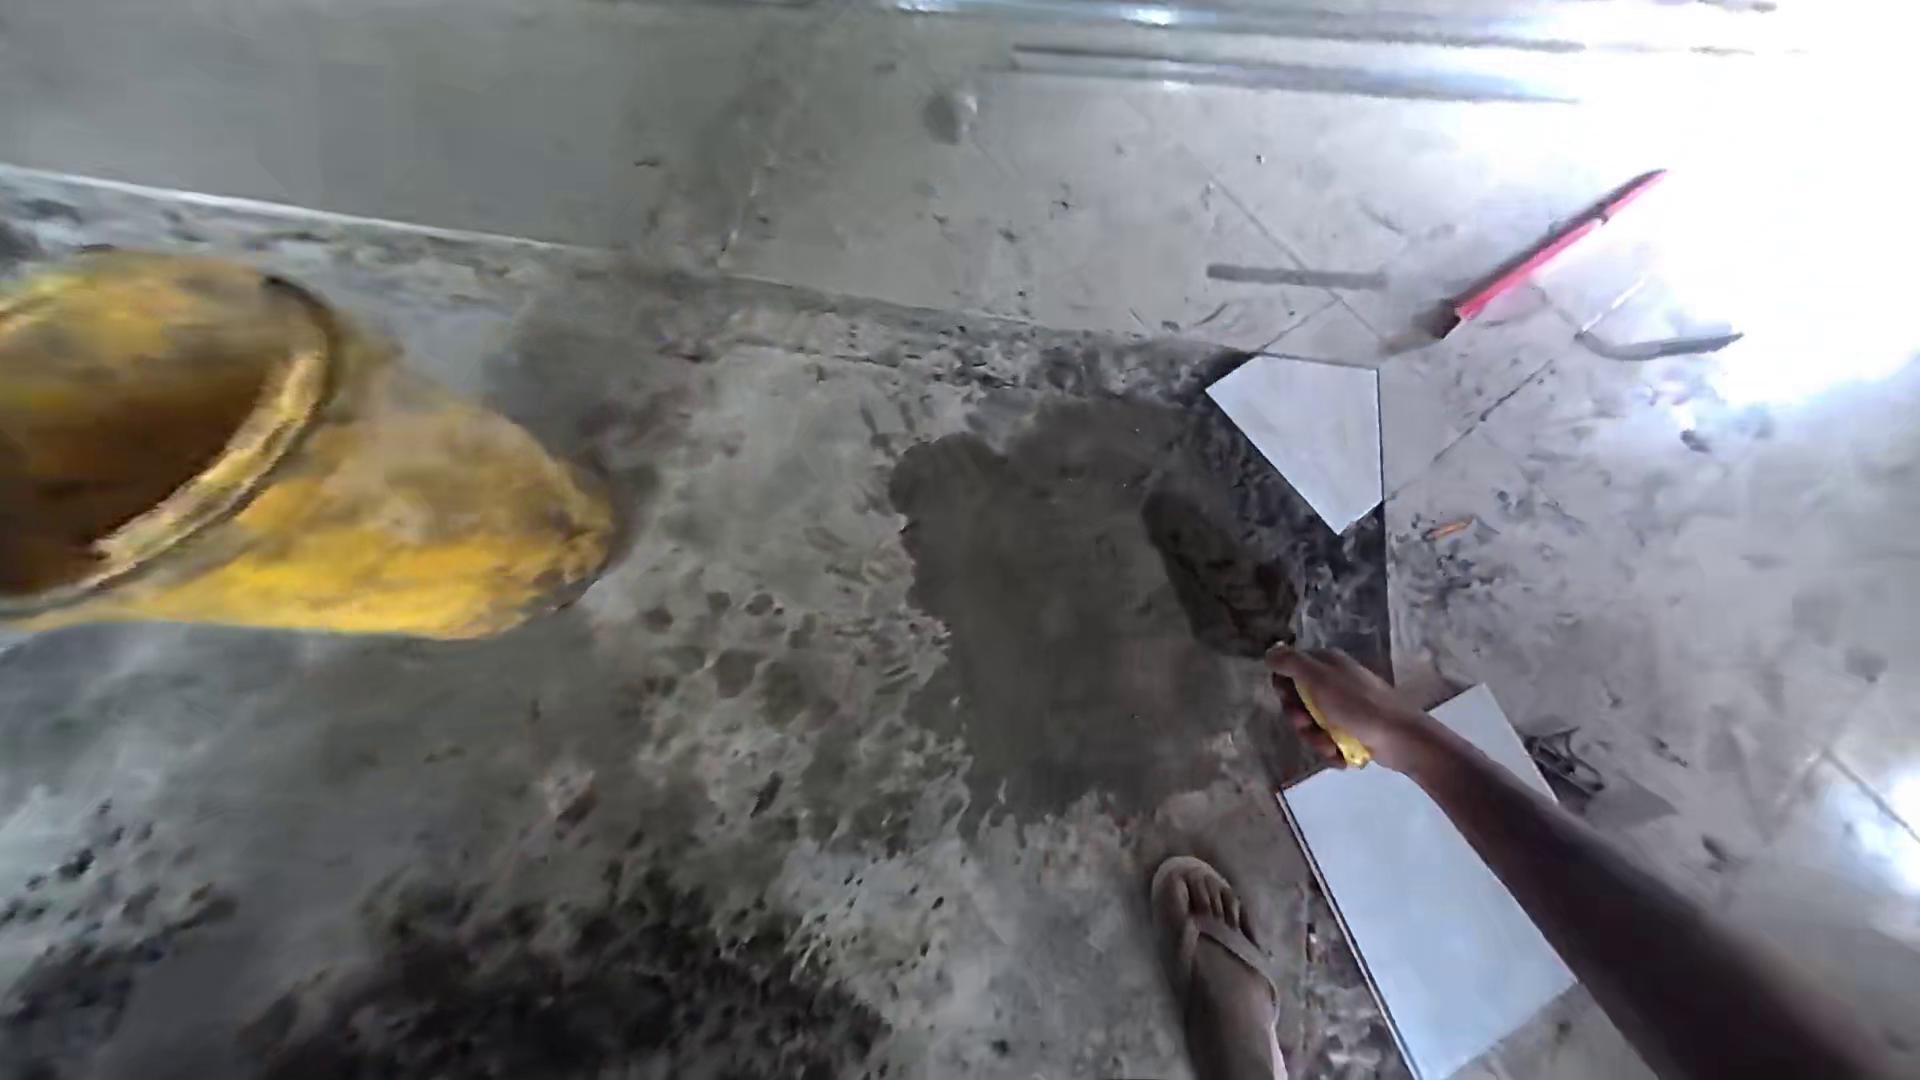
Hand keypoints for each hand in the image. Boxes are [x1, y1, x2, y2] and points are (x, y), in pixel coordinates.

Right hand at [1267, 646, 1443, 773]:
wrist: (1404, 740)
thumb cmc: (1359, 706)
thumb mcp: (1319, 678)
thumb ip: (1290, 662)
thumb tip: (1269, 652)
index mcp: (1325, 664)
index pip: (1287, 671)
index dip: (1284, 690)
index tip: (1291, 702)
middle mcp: (1332, 681)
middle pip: (1296, 700)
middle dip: (1299, 719)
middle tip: (1309, 727)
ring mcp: (1343, 706)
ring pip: (1310, 723)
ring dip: (1314, 738)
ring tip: (1329, 746)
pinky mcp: (1352, 729)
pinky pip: (1327, 738)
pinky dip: (1330, 749)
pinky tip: (1339, 755)